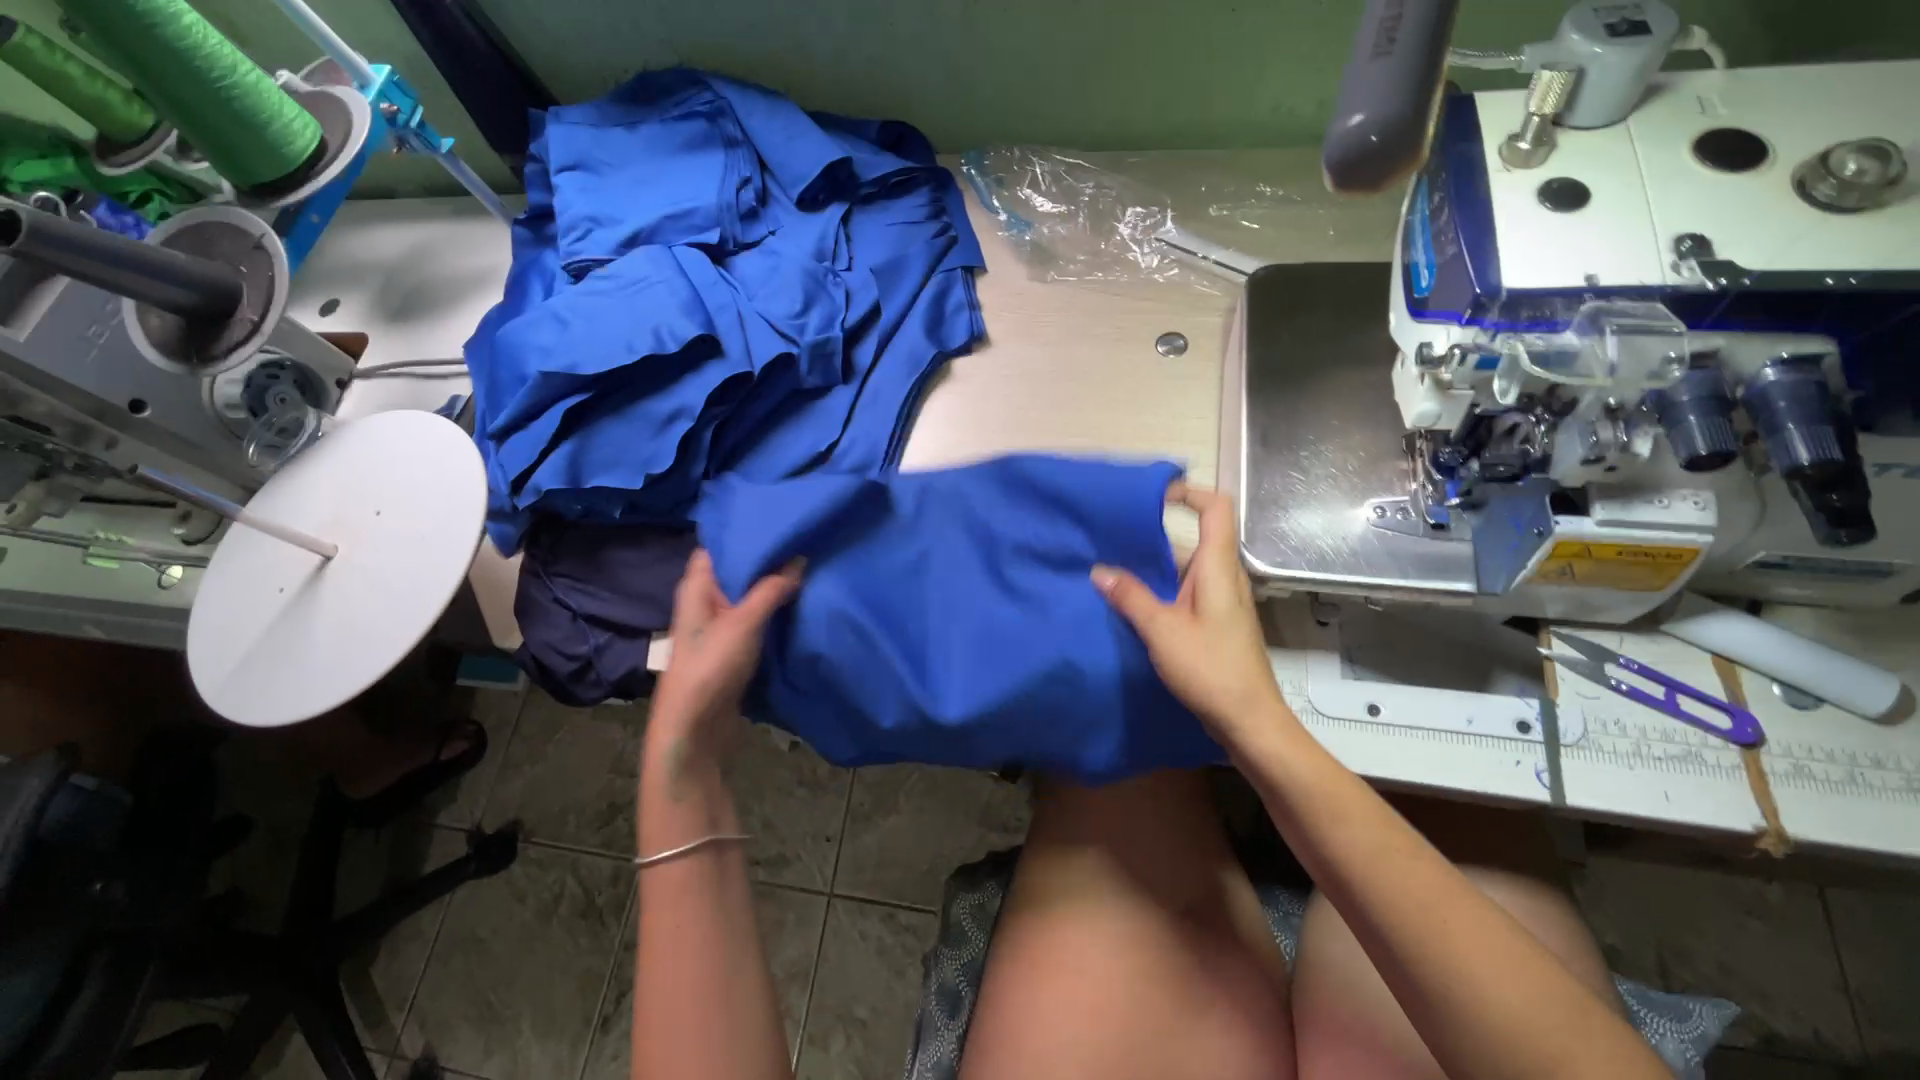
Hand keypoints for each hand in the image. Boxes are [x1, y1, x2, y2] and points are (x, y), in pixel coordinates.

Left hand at [647, 549, 802, 775]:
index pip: (718, 547)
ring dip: (773, 588)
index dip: (743, 532)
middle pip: (736, 572)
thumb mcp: (744, 622)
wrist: (696, 728)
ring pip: (748, 598)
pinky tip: (799, 605)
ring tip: (808, 567)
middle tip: (802, 541)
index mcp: (696, 588)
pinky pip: (756, 622)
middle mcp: (704, 604)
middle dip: (766, 559)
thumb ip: (771, 589)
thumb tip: (799, 559)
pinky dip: (774, 613)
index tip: (777, 519)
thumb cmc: (711, 667)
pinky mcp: (733, 651)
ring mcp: (718, 629)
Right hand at [1092, 484, 1290, 744]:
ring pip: (1185, 569)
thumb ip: (1130, 597)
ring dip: (1152, 569)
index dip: (1188, 492)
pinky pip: (1184, 593)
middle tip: (1111, 539)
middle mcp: (1222, 577)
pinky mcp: (1214, 623)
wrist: (1248, 719)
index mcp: (1217, 567)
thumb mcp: (1162, 631)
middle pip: (1192, 539)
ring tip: (1110, 571)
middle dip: (1152, 537)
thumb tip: (1099, 570)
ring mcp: (1220, 601)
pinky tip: (1130, 605)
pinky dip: (1159, 591)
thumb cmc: (1211, 669)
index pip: (1215, 508)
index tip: (1153, 497)